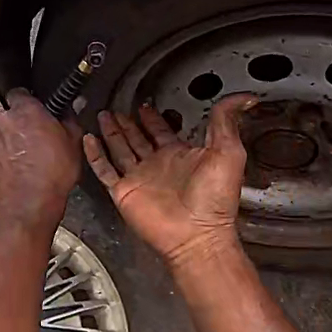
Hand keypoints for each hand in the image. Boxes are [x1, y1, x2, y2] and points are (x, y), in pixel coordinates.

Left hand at [0, 90, 83, 228]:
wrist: (30, 203)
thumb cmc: (51, 175)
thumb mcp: (73, 142)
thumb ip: (69, 118)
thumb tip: (69, 109)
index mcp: (25, 110)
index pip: (21, 93)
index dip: (29, 102)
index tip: (36, 111)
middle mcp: (2, 120)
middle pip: (9, 114)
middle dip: (19, 123)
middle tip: (36, 138)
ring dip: (8, 139)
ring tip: (26, 155)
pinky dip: (0, 154)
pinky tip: (16, 166)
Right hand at [84, 94, 257, 267]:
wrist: (195, 233)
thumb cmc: (214, 199)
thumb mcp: (228, 151)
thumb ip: (226, 122)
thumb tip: (243, 98)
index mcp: (179, 155)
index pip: (162, 130)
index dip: (153, 118)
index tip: (144, 105)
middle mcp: (157, 165)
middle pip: (137, 138)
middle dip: (127, 123)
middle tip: (116, 108)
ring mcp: (138, 178)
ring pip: (119, 149)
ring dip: (111, 133)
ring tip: (102, 117)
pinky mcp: (123, 191)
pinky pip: (104, 170)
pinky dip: (94, 154)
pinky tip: (88, 140)